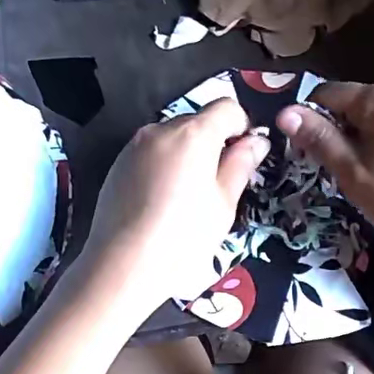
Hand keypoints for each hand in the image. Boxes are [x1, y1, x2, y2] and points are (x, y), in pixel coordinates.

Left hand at [82, 98, 269, 310]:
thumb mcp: (224, 204)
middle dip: (214, 143)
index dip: (242, 127)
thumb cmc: (184, 237)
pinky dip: (165, 166)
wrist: (124, 265)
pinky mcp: (118, 164)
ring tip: (189, 197)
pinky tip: (164, 201)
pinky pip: (152, 154)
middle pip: (198, 122)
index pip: (227, 107)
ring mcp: (135, 145)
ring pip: (173, 138)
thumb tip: (256, 142)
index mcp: (194, 134)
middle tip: (219, 184)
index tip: (245, 156)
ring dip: (188, 155)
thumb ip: (241, 165)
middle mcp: (161, 129)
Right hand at [276, 83, 373, 264]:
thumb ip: (317, 138)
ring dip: (350, 143)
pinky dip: (370, 148)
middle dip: (331, 132)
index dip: (308, 120)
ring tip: (352, 176)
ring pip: (364, 121)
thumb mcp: (350, 170)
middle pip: (346, 105)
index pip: (325, 94)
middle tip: (328, 170)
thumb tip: (283, 112)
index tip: (303, 154)